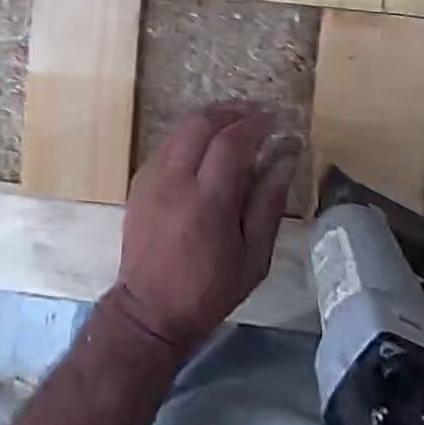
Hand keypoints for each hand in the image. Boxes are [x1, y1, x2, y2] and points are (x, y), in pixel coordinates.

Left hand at [110, 106, 299, 356]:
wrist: (148, 313)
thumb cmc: (209, 289)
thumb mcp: (254, 258)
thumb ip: (269, 204)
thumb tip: (285, 160)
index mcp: (208, 202)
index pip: (231, 142)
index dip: (254, 123)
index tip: (272, 118)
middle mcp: (175, 182)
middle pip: (201, 123)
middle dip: (231, 111)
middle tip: (253, 115)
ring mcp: (152, 179)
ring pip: (181, 129)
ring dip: (209, 119)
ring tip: (232, 124)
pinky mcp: (138, 183)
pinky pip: (167, 144)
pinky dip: (189, 136)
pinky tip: (204, 147)